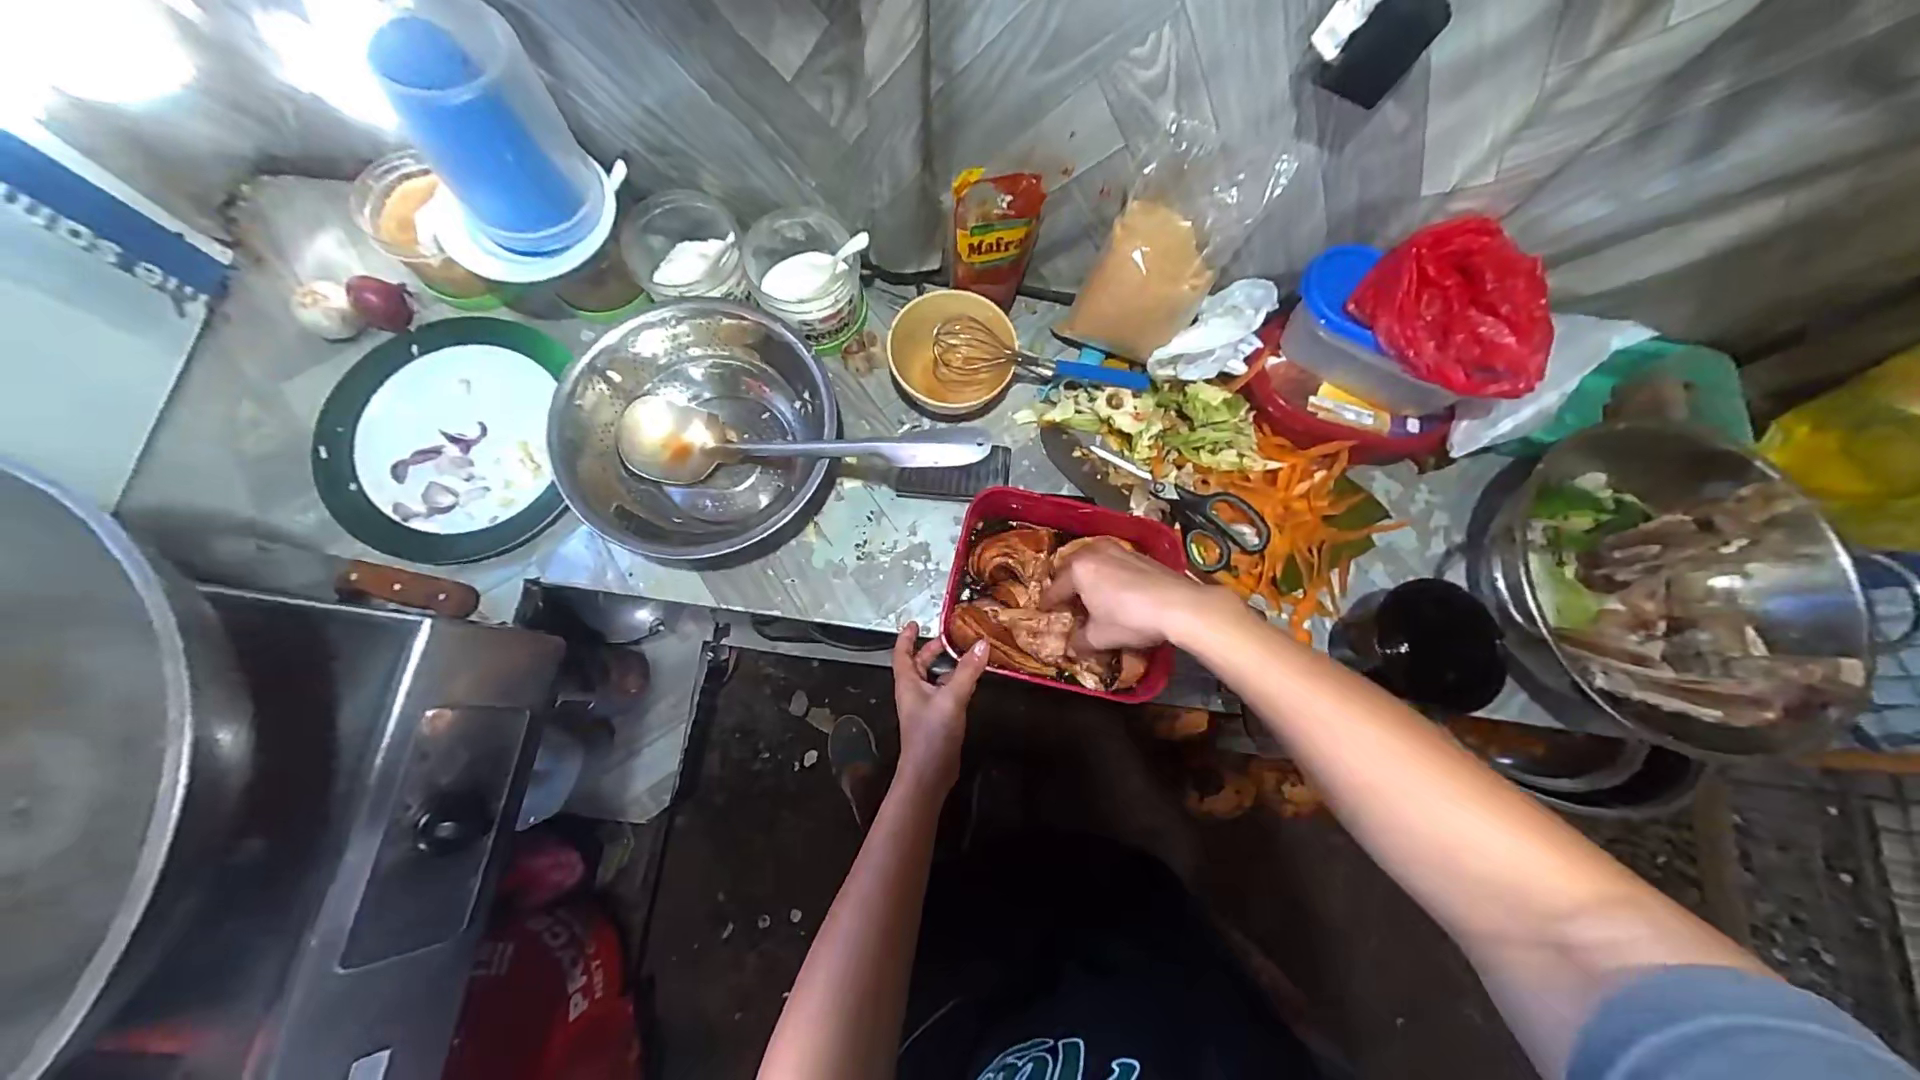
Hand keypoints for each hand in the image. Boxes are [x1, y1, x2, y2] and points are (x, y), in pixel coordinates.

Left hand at [890, 621, 988, 792]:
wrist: (929, 774)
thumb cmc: (931, 734)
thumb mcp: (952, 698)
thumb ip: (967, 671)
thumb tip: (982, 643)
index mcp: (908, 683)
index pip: (902, 653)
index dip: (906, 637)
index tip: (914, 622)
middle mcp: (913, 692)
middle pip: (919, 664)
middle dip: (931, 650)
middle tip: (949, 637)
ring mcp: (925, 707)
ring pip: (933, 679)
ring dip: (946, 666)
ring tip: (965, 655)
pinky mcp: (937, 719)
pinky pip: (944, 693)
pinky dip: (955, 683)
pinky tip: (971, 682)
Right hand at [1040, 537, 1235, 651]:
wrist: (1178, 605)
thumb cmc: (1130, 619)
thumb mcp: (1099, 637)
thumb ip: (1080, 641)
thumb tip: (1072, 645)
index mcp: (1078, 569)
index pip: (1055, 589)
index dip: (1048, 604)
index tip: (1043, 611)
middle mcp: (1094, 552)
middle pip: (1072, 570)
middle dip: (1067, 586)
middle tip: (1066, 603)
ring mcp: (1119, 550)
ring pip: (1094, 562)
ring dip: (1089, 577)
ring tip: (1091, 595)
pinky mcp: (1139, 555)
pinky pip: (1113, 563)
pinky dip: (1108, 575)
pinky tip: (1116, 591)